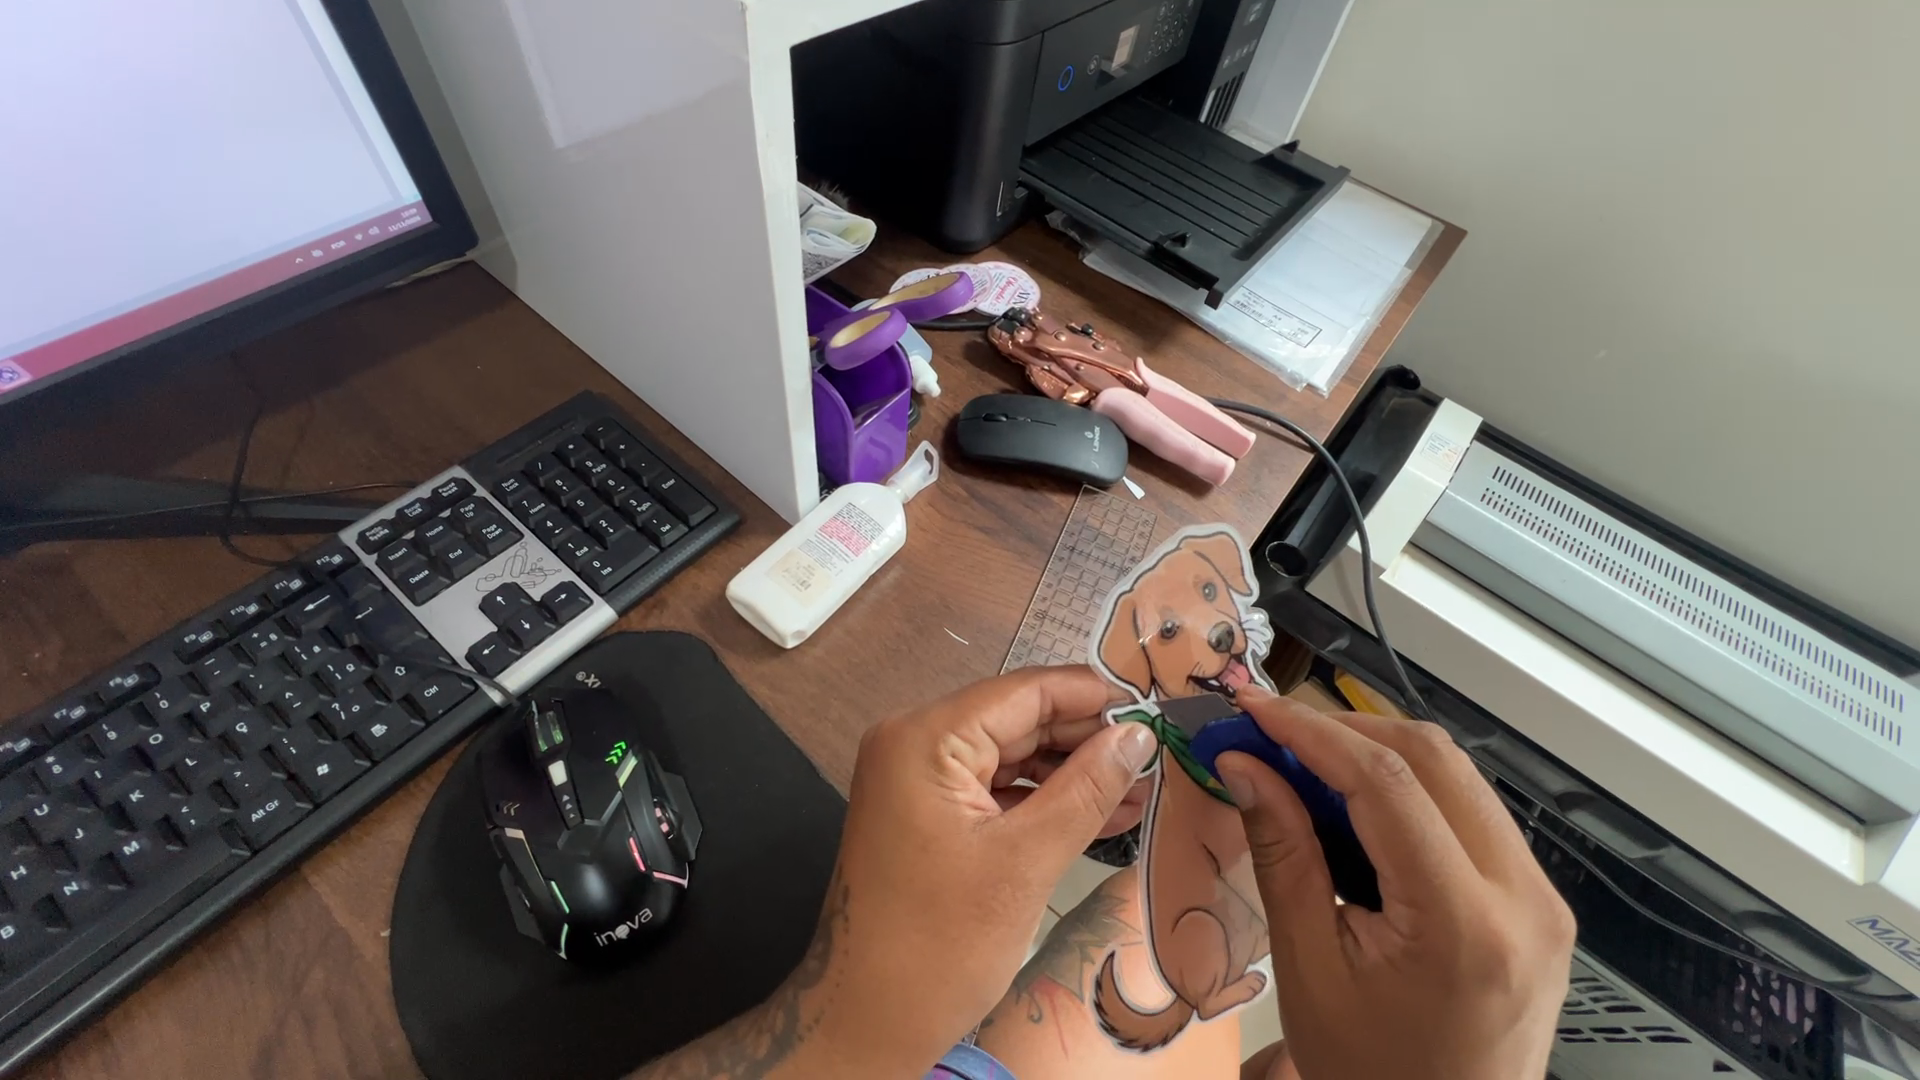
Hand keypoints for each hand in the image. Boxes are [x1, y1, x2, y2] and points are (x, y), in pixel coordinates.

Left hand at [638, 666, 1154, 1078]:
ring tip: (1140, 788)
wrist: (864, 1023)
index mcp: (925, 737)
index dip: (1088, 695)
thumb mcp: (1024, 862)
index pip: (1021, 692)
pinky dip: (1041, 799)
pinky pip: (993, 787)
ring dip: (1070, 772)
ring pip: (1009, 754)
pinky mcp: (926, 808)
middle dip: (1084, 738)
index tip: (1150, 707)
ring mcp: (917, 775)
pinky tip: (1099, 812)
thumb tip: (1137, 734)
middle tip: (1153, 754)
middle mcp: (914, 740)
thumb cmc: (940, 944)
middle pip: (1016, 720)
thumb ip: (1086, 788)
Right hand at [1214, 689, 1573, 1079]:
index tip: (1251, 708)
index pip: (1387, 785)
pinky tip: (1348, 795)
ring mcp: (1540, 895)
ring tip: (1300, 757)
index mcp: (1465, 926)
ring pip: (1454, 771)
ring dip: (1371, 747)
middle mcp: (1525, 898)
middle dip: (1341, 727)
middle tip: (1270, 732)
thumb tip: (1241, 764)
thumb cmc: (1368, 1070)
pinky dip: (1400, 781)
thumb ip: (1280, 852)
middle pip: (1432, 758)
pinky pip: (1464, 804)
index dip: (1310, 731)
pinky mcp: (1535, 897)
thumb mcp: (1306, 965)